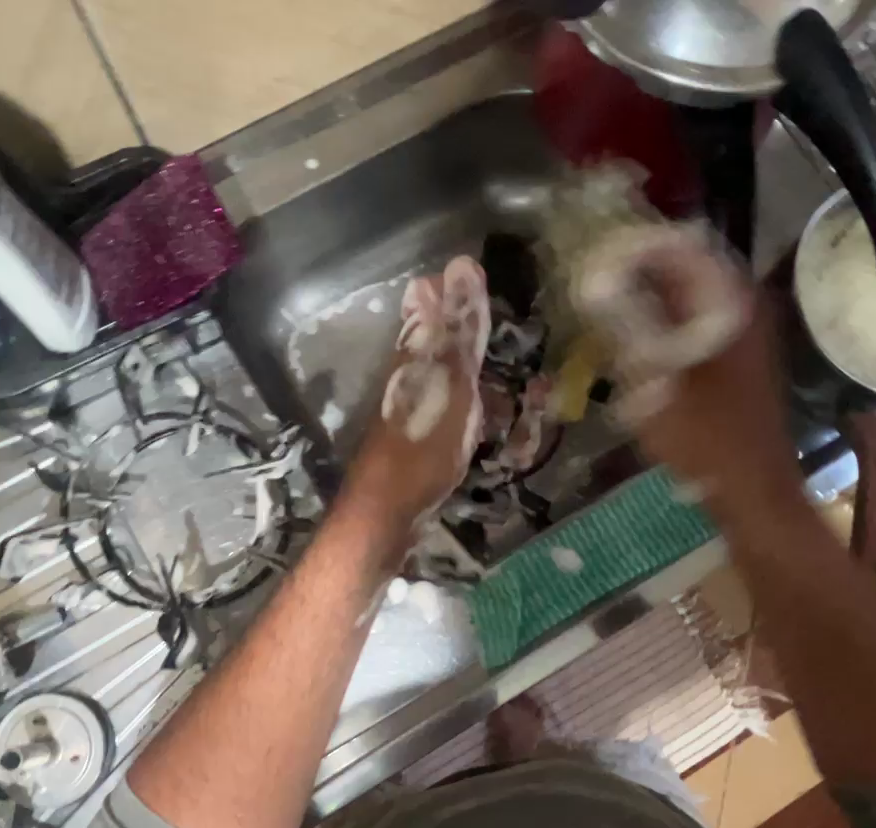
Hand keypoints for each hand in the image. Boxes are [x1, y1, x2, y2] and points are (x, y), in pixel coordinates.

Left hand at [342, 257, 488, 529]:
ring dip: (460, 363)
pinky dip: (466, 402)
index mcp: (414, 361)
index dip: (444, 295)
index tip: (464, 273)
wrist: (388, 514)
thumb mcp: (448, 385)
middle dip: (451, 325)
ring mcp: (414, 413)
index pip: (426, 313)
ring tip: (487, 357)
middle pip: (431, 344)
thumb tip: (459, 265)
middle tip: (478, 311)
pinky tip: (478, 411)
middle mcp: (410, 382)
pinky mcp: (421, 443)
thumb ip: (458, 332)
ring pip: (439, 376)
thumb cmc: (421, 447)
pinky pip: (448, 410)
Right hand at [579, 225, 806, 513]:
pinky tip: (630, 344)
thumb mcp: (654, 379)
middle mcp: (741, 305)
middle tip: (590, 281)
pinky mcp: (733, 358)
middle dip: (635, 270)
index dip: (634, 242)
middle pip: (683, 267)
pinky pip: (690, 323)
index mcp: (729, 301)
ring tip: (602, 310)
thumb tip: (591, 279)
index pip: (680, 243)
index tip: (592, 253)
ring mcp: (740, 332)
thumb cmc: (704, 436)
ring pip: (685, 297)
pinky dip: (659, 325)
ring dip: (645, 299)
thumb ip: (624, 323)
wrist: (750, 488)